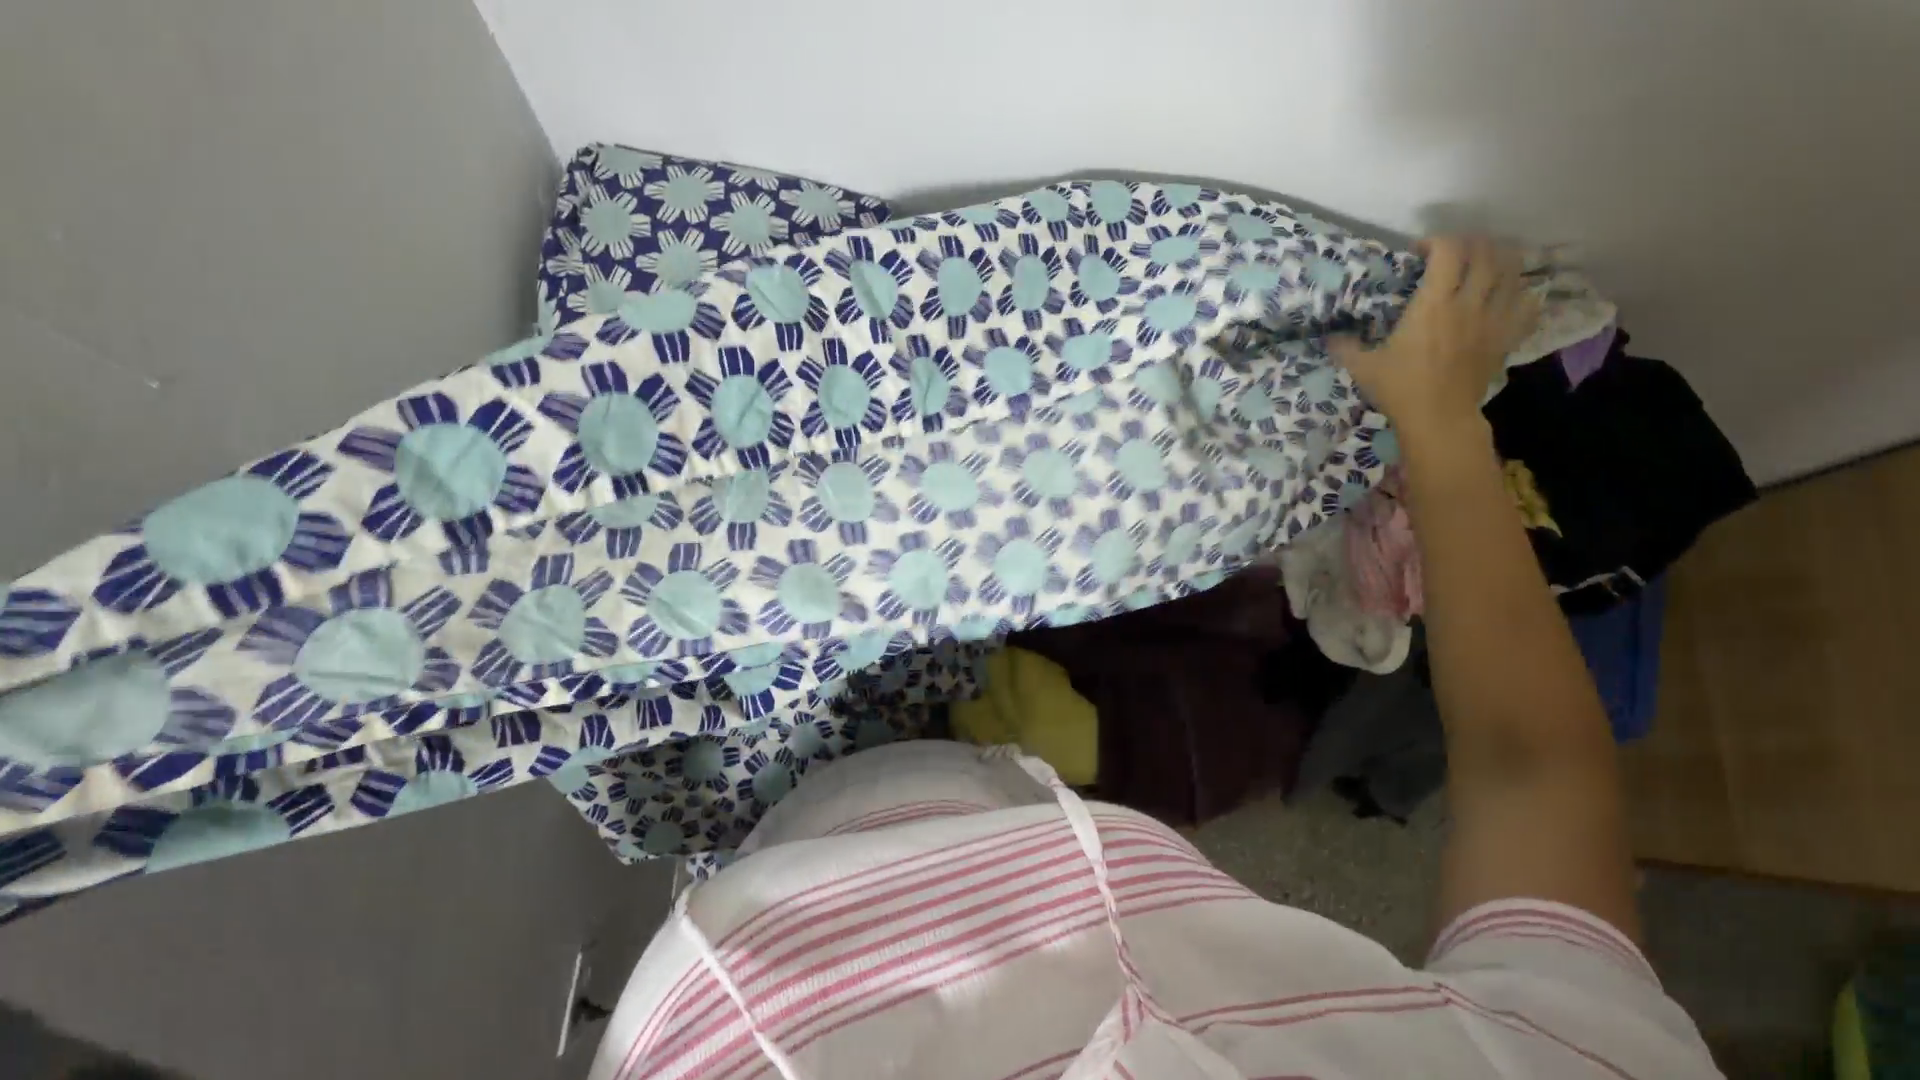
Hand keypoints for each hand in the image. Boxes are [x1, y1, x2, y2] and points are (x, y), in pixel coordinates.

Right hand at [1330, 235, 1539, 445]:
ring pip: (1513, 272)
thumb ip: (1345, 347)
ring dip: (1501, 260)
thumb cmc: (1400, 389)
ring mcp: (1492, 320)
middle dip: (1472, 243)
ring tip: (1486, 262)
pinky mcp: (1506, 338)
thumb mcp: (1363, 367)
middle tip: (1455, 251)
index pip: (1448, 251)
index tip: (1420, 251)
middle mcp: (1468, 303)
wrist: (1439, 419)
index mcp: (1433, 304)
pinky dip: (1523, 295)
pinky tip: (1511, 296)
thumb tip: (1329, 337)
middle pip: (1486, 253)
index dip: (1436, 241)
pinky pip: (1528, 306)